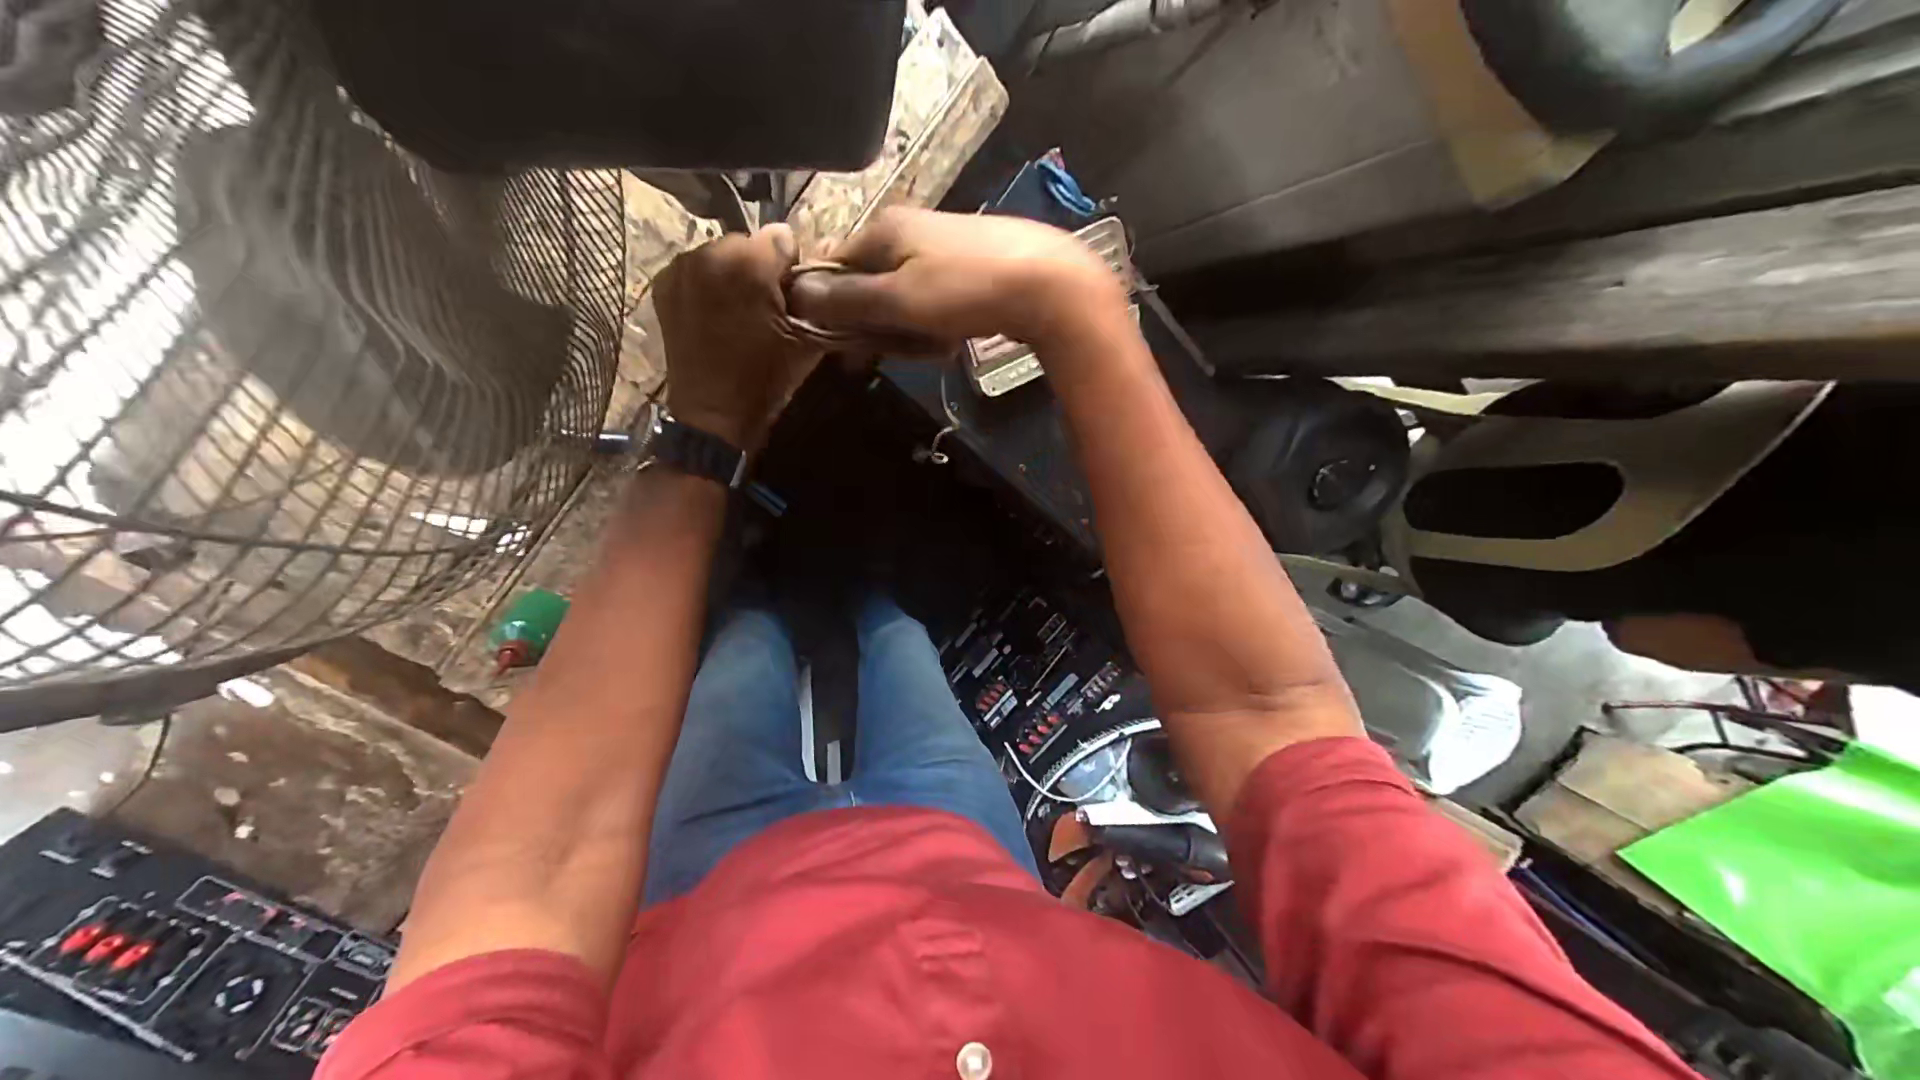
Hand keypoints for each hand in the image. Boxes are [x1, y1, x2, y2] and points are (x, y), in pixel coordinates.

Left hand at [654, 224, 821, 453]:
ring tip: (737, 315)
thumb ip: (815, 293)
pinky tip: (714, 316)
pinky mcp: (664, 284)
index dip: (790, 268)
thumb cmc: (766, 377)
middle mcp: (710, 252)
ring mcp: (681, 267)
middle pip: (748, 243)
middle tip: (763, 310)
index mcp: (748, 262)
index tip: (788, 299)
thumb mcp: (809, 339)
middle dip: (758, 269)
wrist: (714, 413)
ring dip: (733, 276)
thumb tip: (816, 269)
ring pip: (721, 254)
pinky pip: (696, 269)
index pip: (782, 238)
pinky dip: (708, 285)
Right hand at [786, 209, 1130, 348]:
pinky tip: (954, 338)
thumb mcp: (899, 300)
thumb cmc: (967, 290)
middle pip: (869, 285)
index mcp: (884, 228)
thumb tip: (797, 293)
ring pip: (902, 298)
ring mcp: (941, 247)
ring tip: (935, 346)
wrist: (1050, 285)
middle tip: (901, 350)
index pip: (833, 267)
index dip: (832, 310)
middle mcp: (909, 230)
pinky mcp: (968, 267)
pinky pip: (933, 300)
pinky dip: (936, 324)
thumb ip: (849, 299)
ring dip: (909, 331)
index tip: (845, 346)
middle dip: (879, 326)